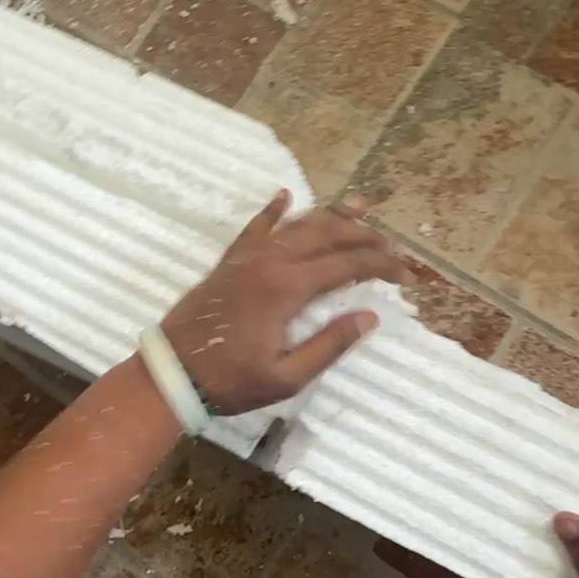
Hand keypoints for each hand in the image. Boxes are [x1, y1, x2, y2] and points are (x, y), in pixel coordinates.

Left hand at [158, 191, 410, 415]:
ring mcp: (245, 259)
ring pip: (294, 225)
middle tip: (391, 243)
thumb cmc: (230, 381)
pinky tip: (285, 196)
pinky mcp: (227, 263)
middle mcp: (268, 263)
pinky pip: (253, 228)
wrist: (172, 372)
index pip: (347, 265)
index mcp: (286, 290)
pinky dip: (272, 211)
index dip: (382, 266)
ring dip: (329, 215)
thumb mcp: (286, 378)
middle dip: (363, 235)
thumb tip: (368, 317)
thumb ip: (328, 345)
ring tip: (359, 206)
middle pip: (325, 235)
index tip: (407, 275)